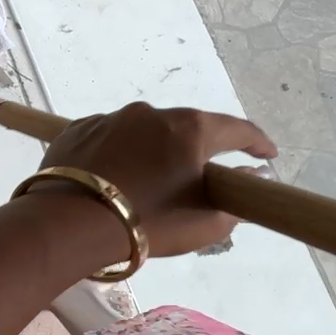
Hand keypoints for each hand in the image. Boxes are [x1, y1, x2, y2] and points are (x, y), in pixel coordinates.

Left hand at [39, 102, 277, 257]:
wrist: (70, 220)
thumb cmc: (150, 220)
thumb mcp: (209, 219)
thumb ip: (237, 195)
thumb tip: (251, 176)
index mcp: (187, 128)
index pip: (236, 129)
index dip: (256, 143)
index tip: (265, 155)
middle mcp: (146, 114)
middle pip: (184, 126)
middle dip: (197, 145)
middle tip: (202, 169)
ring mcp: (106, 118)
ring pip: (141, 130)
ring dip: (152, 147)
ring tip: (152, 174)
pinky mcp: (74, 130)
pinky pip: (108, 136)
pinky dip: (118, 150)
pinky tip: (116, 171)